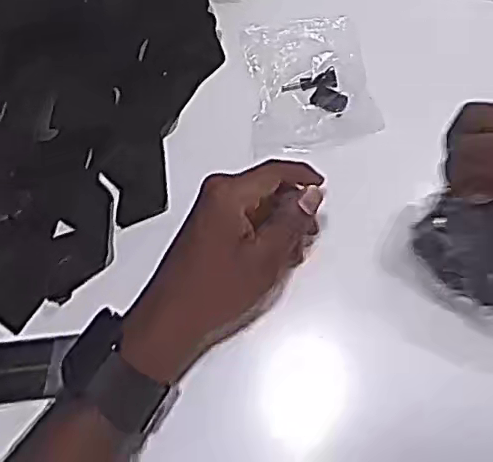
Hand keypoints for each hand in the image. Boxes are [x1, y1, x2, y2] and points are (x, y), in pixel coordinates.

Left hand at [120, 160, 324, 382]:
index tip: (319, 184)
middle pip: (266, 187)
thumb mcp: (265, 258)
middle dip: (292, 207)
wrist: (172, 321)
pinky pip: (245, 216)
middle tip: (308, 228)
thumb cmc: (207, 293)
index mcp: (228, 192)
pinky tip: (273, 256)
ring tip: (291, 250)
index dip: (302, 177)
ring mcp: (211, 209)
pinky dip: (263, 231)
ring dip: (279, 222)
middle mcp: (217, 194)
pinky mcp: (210, 225)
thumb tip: (308, 198)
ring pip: (258, 204)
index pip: (275, 171)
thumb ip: (292, 222)